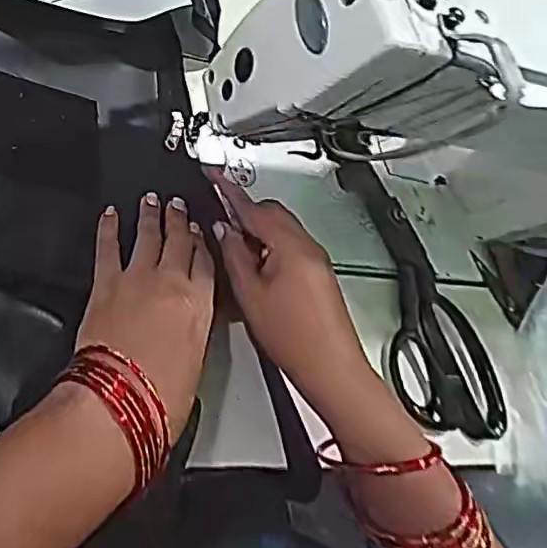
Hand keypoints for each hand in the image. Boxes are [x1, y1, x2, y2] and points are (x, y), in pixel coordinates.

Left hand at [74, 193, 215, 439]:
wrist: (120, 397)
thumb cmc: (161, 396)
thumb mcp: (196, 363)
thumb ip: (194, 332)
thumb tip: (188, 326)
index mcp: (198, 305)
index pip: (206, 264)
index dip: (203, 244)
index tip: (200, 231)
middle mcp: (169, 283)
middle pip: (178, 242)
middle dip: (179, 220)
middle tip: (178, 205)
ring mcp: (135, 278)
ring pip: (146, 235)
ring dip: (149, 215)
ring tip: (151, 200)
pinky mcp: (105, 282)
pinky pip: (108, 246)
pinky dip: (108, 227)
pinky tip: (109, 215)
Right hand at [206, 170, 375, 408]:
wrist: (332, 371)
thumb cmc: (296, 340)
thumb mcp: (249, 294)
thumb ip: (233, 254)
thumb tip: (223, 230)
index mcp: (290, 247)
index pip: (253, 207)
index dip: (228, 191)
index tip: (214, 176)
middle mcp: (308, 248)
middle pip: (271, 212)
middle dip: (245, 213)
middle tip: (221, 222)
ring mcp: (316, 260)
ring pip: (281, 228)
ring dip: (257, 231)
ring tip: (236, 251)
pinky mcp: (319, 273)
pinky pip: (290, 245)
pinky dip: (270, 246)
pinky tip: (256, 267)